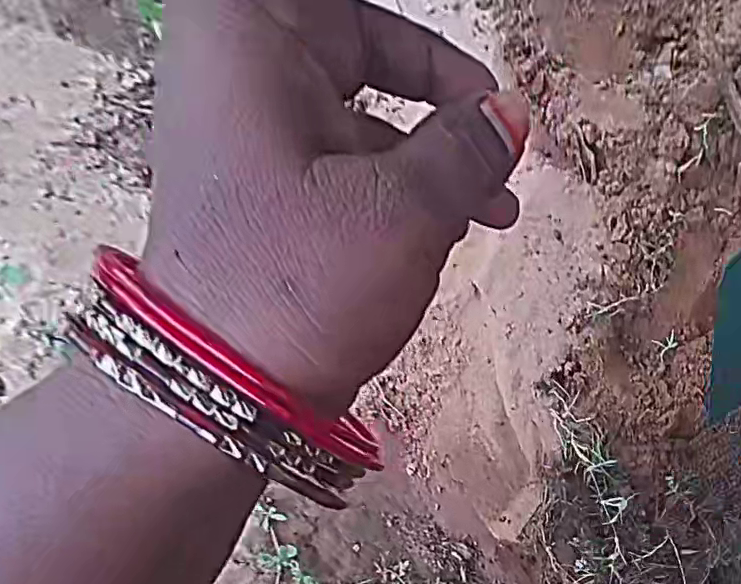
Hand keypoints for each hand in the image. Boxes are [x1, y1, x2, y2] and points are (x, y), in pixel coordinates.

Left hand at [140, 0, 529, 415]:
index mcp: (249, 36)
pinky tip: (444, 237)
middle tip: (501, 158)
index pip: (359, 12)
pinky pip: (345, 181)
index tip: (490, 94)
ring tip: (495, 216)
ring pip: (362, 133)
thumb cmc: (307, 284)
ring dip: (433, 171)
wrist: (229, 389)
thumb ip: (466, 152)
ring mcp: (251, 150)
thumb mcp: (403, 211)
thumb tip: (511, 117)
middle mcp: (238, 79)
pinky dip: (398, 202)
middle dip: (443, 116)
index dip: (436, 55)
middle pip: (363, 62)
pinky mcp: (268, 209)